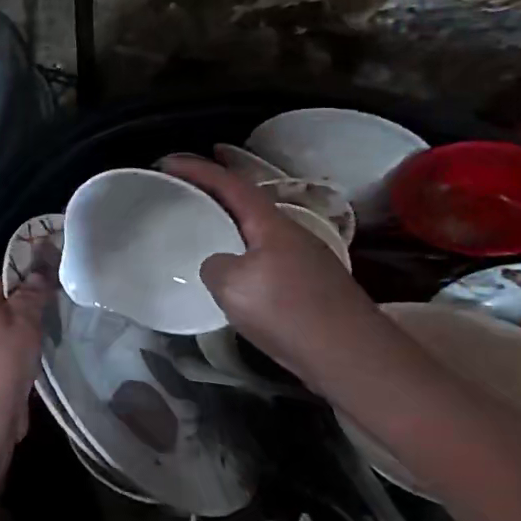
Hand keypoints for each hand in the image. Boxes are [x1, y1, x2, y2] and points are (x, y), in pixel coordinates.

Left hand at [0, 274, 52, 447]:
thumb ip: (30, 298)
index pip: (1, 282)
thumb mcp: (22, 324)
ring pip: (12, 332)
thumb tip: (37, 269)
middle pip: (7, 307)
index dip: (24, 275)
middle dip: (32, 303)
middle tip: (66, 300)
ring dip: (33, 329)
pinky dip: (31, 351)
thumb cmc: (2, 364)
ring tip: (64, 323)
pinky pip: (15, 354)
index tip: (53, 273)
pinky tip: (51, 353)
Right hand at [158, 154, 386, 384]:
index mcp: (272, 226)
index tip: (165, 161)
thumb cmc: (289, 312)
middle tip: (177, 189)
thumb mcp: (230, 284)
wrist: (354, 360)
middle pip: (246, 202)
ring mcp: (304, 261)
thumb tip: (219, 265)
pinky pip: (262, 255)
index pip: (231, 184)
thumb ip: (213, 264)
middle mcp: (292, 235)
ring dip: (225, 221)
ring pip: (255, 230)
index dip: (198, 169)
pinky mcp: (308, 287)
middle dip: (212, 190)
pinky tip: (227, 269)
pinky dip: (238, 249)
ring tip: (195, 226)